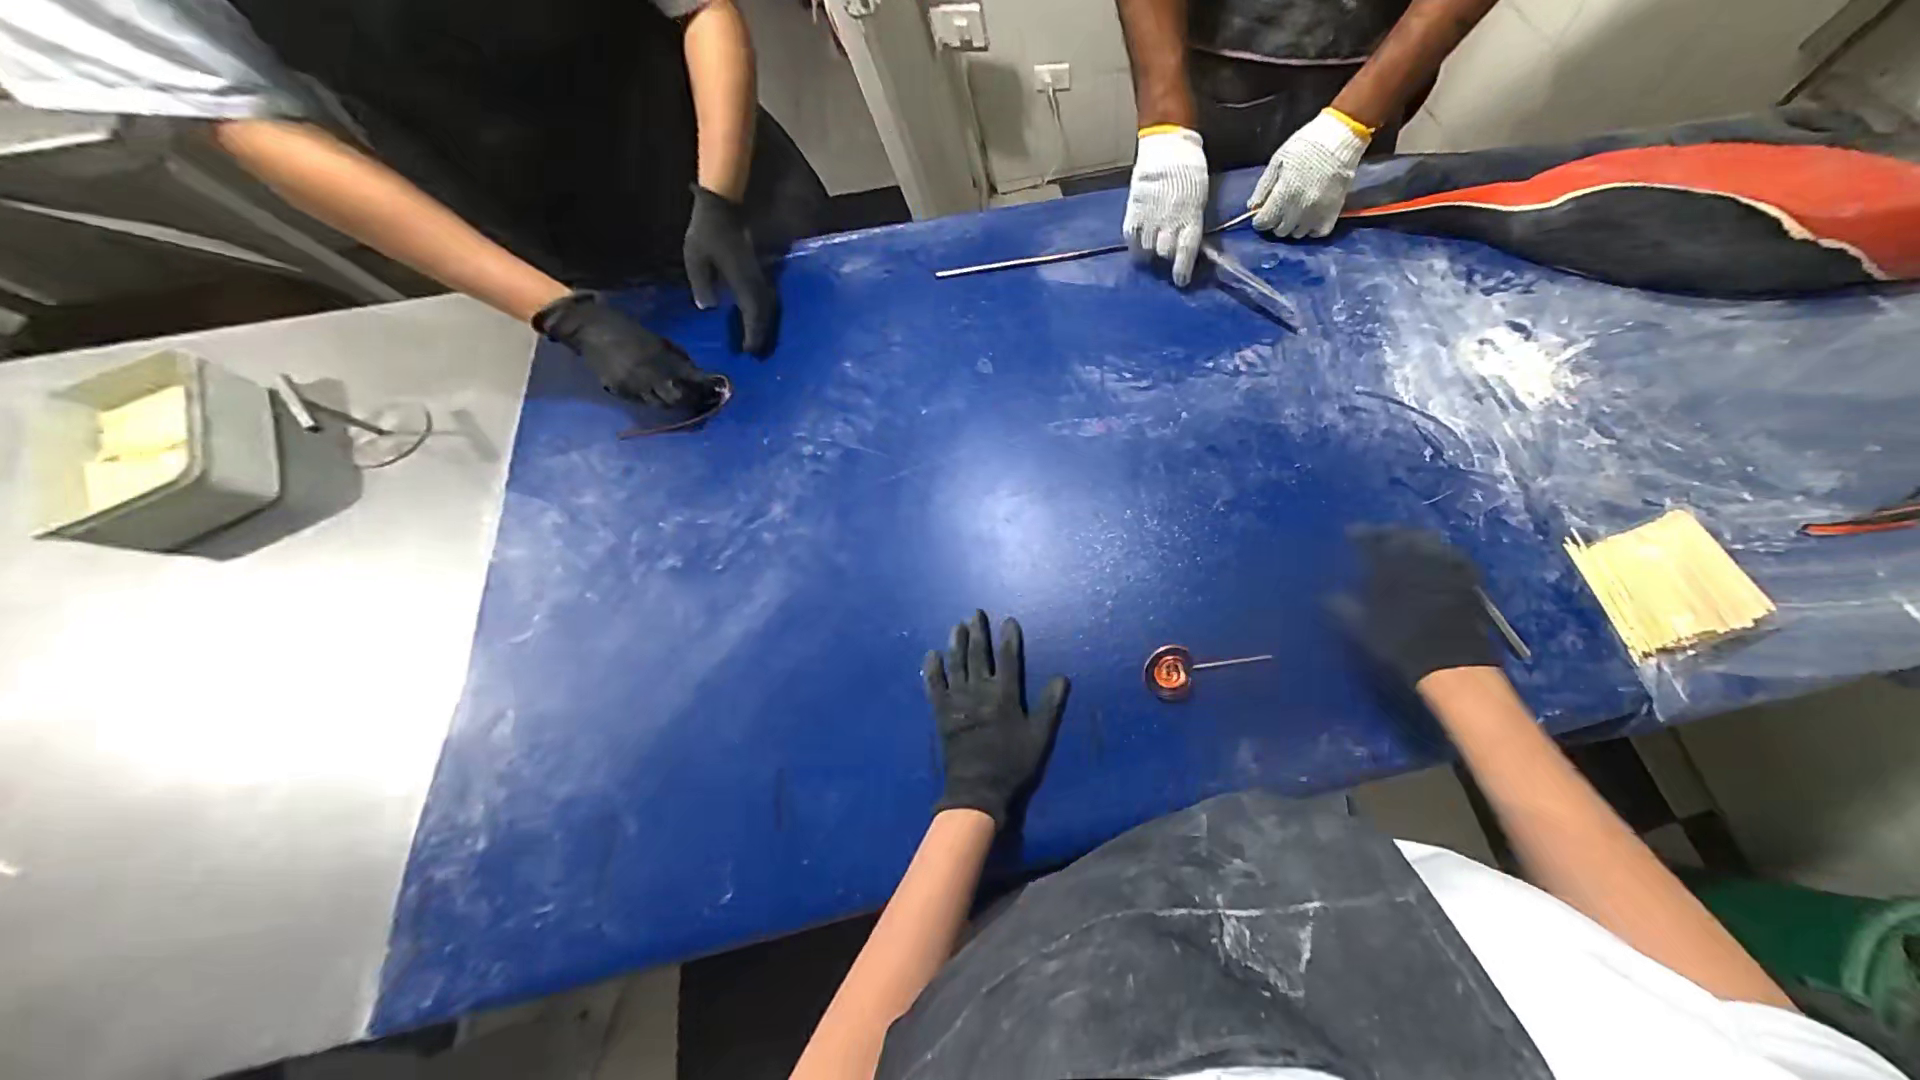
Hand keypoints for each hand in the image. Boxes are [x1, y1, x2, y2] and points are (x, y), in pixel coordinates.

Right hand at [533, 291, 709, 406]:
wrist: (589, 328)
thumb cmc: (625, 328)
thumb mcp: (657, 339)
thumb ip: (676, 357)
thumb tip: (694, 372)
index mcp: (662, 357)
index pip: (692, 378)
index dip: (705, 387)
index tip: (716, 390)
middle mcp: (651, 375)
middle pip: (679, 398)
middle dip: (691, 400)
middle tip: (700, 400)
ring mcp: (636, 386)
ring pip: (662, 404)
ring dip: (673, 403)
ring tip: (681, 401)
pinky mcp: (621, 392)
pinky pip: (643, 402)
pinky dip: (652, 400)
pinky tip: (656, 395)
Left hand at [684, 184, 777, 354]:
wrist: (723, 207)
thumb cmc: (707, 232)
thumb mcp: (695, 258)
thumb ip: (701, 284)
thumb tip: (708, 307)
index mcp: (742, 282)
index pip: (752, 316)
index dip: (752, 336)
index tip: (748, 352)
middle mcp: (756, 283)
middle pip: (764, 316)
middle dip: (760, 337)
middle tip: (755, 355)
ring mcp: (760, 277)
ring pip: (767, 309)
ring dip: (763, 327)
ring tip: (757, 342)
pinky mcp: (758, 273)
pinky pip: (764, 299)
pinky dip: (761, 313)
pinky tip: (755, 320)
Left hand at [922, 611, 1069, 827]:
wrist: (977, 789)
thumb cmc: (1013, 764)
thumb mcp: (1040, 737)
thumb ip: (1050, 706)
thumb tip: (1062, 678)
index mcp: (1004, 695)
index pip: (1007, 658)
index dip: (1008, 638)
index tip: (1008, 620)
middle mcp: (979, 691)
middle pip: (977, 654)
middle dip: (978, 632)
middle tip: (975, 613)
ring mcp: (957, 700)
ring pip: (956, 664)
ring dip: (956, 643)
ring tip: (957, 626)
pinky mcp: (941, 712)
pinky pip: (934, 685)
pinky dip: (932, 669)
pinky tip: (931, 654)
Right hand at [1122, 127, 1209, 286]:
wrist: (1167, 147)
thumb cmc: (1189, 170)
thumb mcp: (1198, 199)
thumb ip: (1191, 223)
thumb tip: (1187, 246)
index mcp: (1189, 218)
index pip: (1185, 252)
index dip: (1182, 270)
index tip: (1181, 282)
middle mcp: (1168, 223)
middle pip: (1164, 253)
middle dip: (1167, 258)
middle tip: (1167, 256)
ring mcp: (1149, 219)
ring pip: (1147, 250)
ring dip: (1150, 252)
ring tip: (1152, 247)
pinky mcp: (1133, 214)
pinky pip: (1131, 239)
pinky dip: (1135, 246)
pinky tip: (1138, 245)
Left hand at [1247, 109, 1368, 238]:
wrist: (1341, 136)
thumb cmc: (1306, 146)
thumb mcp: (1278, 161)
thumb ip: (1263, 187)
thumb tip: (1252, 207)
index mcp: (1283, 196)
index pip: (1263, 223)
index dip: (1260, 219)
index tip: (1263, 212)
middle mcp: (1299, 209)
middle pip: (1280, 231)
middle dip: (1276, 222)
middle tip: (1280, 210)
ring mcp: (1317, 213)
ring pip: (1297, 234)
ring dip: (1294, 226)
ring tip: (1296, 212)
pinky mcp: (1333, 212)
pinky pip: (1318, 233)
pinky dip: (1312, 229)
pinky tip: (1310, 218)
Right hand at [1331, 526, 1498, 687]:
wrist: (1450, 663)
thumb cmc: (1398, 643)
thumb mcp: (1360, 626)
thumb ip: (1343, 605)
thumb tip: (1327, 594)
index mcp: (1388, 567)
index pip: (1371, 540)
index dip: (1360, 534)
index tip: (1350, 532)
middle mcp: (1418, 560)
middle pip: (1403, 535)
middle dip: (1390, 533)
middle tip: (1379, 536)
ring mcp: (1446, 568)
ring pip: (1429, 543)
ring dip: (1416, 540)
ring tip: (1406, 545)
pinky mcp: (1467, 581)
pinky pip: (1452, 558)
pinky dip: (1441, 555)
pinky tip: (1437, 561)